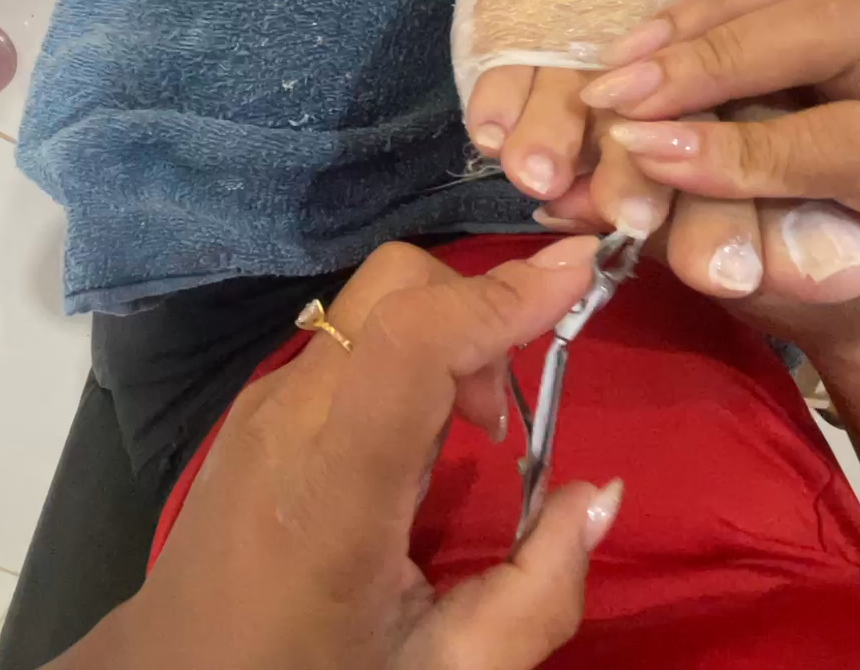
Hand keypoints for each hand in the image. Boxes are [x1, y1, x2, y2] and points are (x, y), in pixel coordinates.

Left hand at [70, 237, 624, 669]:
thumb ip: (537, 591)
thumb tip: (599, 491)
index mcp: (335, 487)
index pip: (410, 342)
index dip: (498, 294)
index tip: (576, 268)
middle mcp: (292, 414)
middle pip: (393, 286)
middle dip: (477, 308)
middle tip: (500, 414)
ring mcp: (267, 397)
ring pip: (372, 299)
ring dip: (444, 330)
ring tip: (464, 430)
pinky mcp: (260, 397)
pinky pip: (350, 333)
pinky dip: (406, 349)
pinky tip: (412, 435)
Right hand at [572, 0, 859, 350]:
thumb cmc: (818, 305)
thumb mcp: (770, 298)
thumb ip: (693, 244)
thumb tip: (578, 198)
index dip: (746, 148)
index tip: (645, 152)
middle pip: (849, 28)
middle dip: (721, 58)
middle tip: (625, 89)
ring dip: (715, 7)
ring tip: (631, 47)